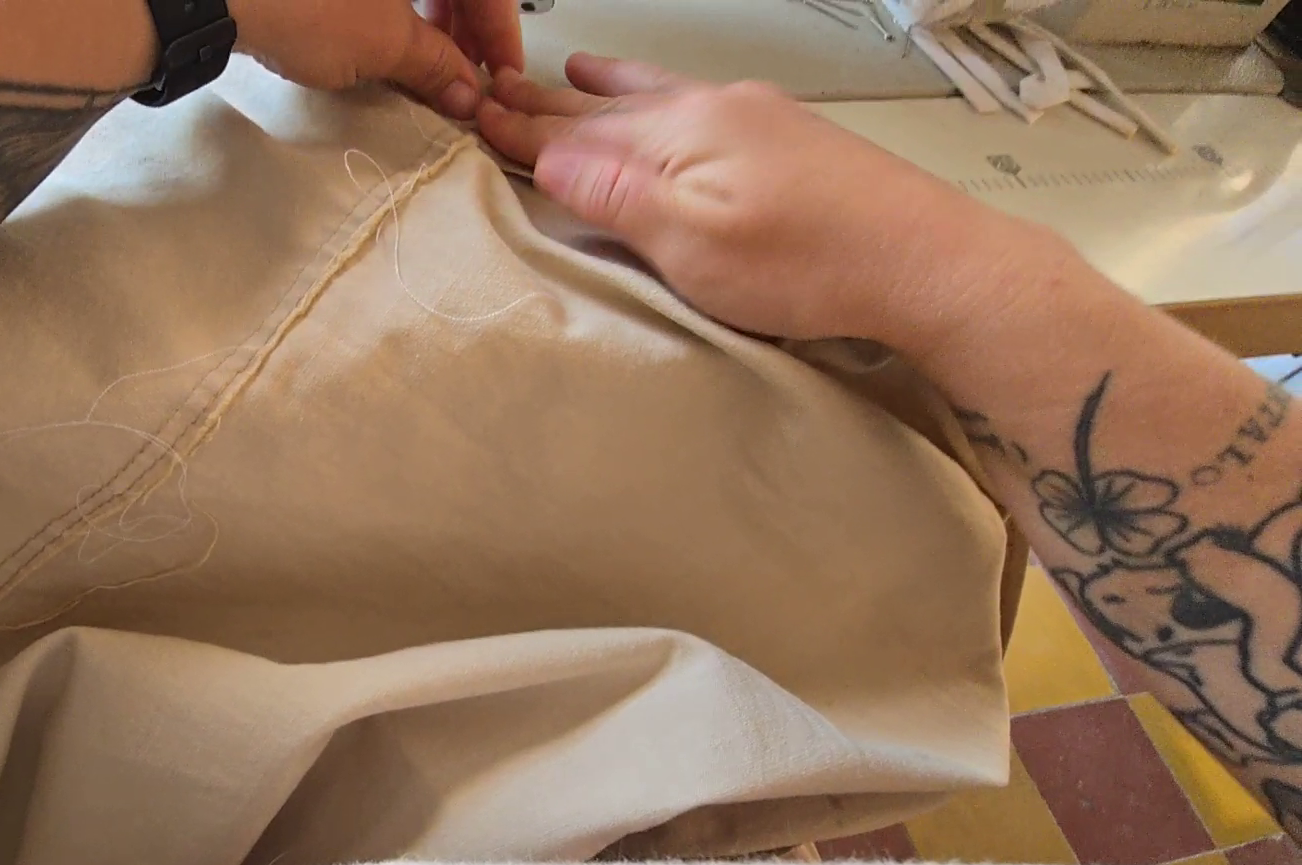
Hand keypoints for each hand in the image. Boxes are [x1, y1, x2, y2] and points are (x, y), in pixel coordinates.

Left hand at [227, 0, 523, 119]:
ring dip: (432, 28)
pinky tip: (394, 52)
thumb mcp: (383, 42)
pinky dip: (399, 19)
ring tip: (428, 75)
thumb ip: (433, 64)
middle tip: (462, 83)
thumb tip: (465, 93)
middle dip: (463, 32)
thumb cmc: (306, 5)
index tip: (501, 75)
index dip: (498, 30)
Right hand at [476, 54, 1062, 349]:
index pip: (578, 130)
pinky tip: (648, 89)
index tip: (475, 117)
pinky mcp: (770, 136)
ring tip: (562, 72)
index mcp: (682, 133)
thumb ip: (617, 195)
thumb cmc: (802, 264)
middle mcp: (710, 110)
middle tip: (494, 90)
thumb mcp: (690, 242)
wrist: (918, 261)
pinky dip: (652, 93)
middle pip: (607, 107)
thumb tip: (550, 158)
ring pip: (647, 98)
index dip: (523, 128)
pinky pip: (687, 102)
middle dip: (546, 103)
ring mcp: (744, 118)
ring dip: (597, 91)